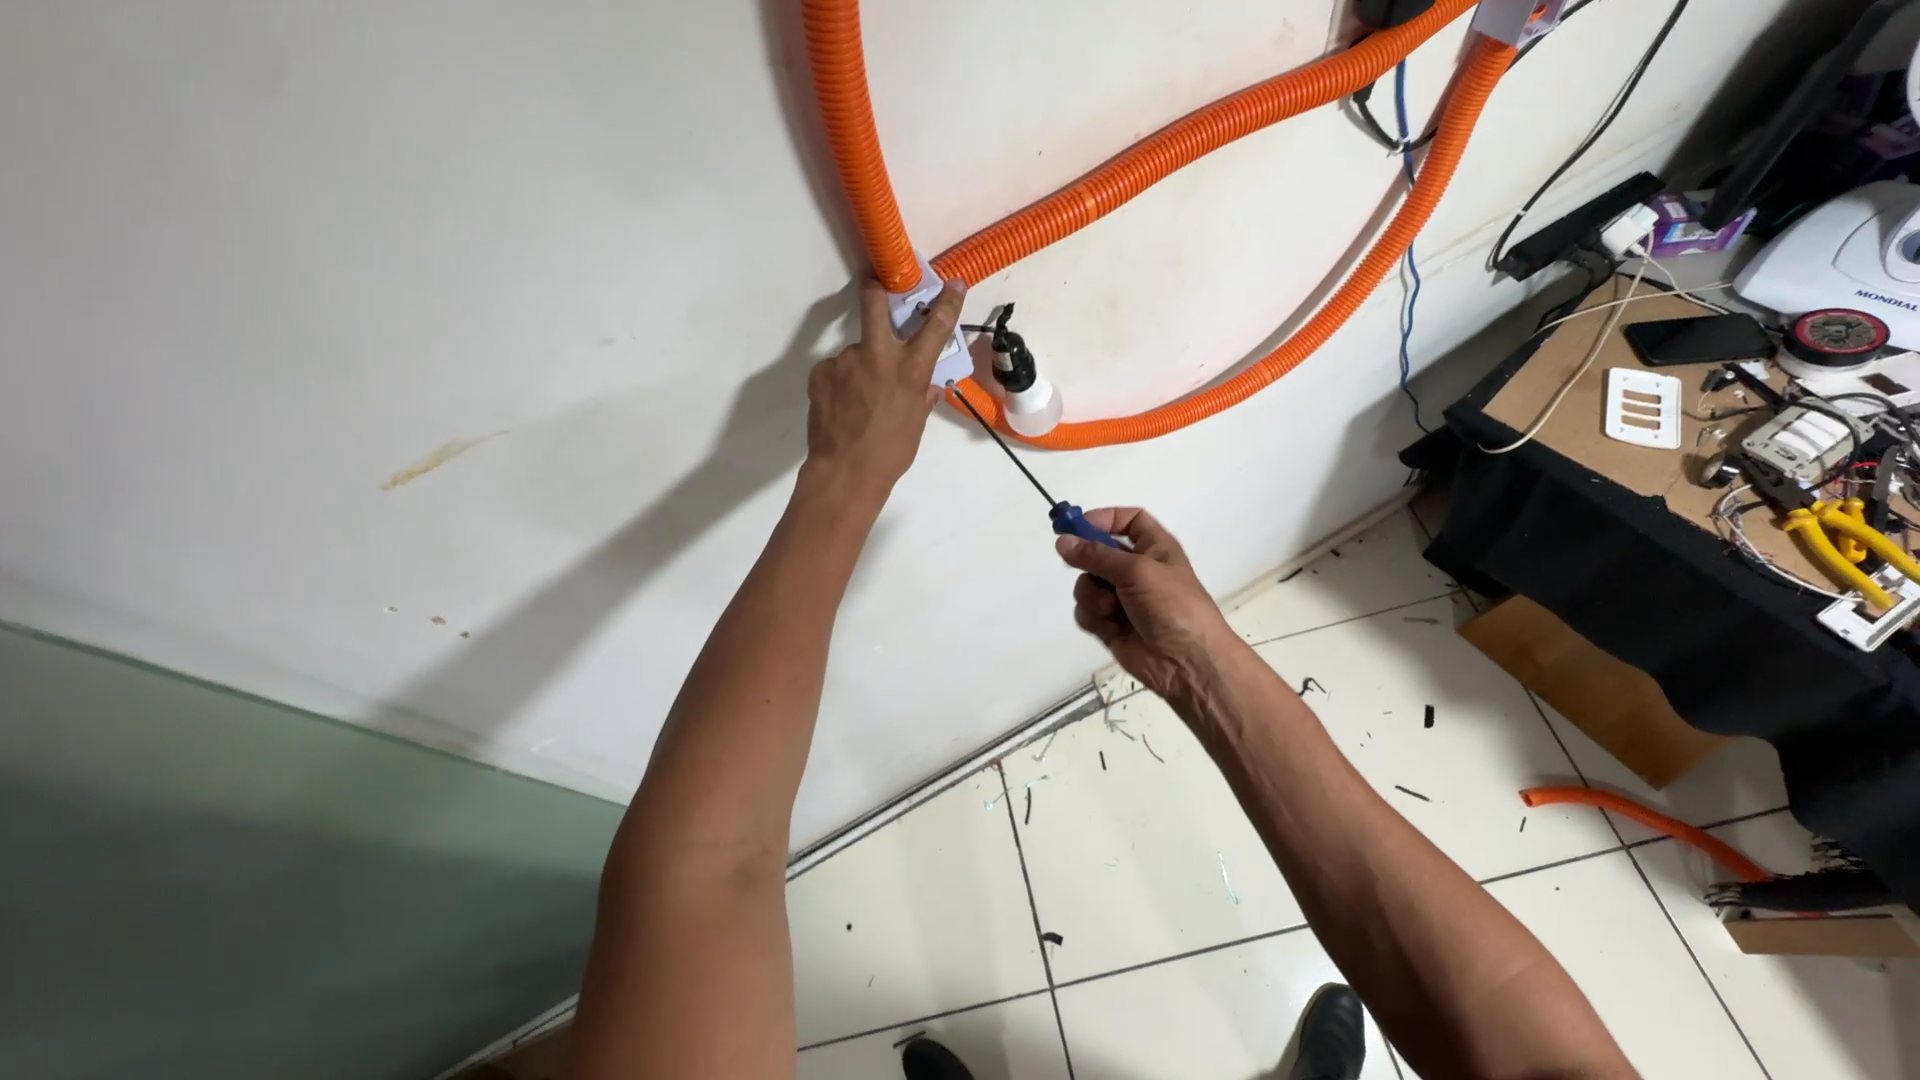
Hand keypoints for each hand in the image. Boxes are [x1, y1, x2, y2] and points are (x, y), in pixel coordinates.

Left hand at [800, 277, 965, 501]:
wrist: (846, 471)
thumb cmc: (891, 453)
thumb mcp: (916, 424)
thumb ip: (921, 398)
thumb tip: (929, 387)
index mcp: (911, 369)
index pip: (937, 326)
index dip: (948, 301)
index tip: (953, 281)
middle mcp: (878, 355)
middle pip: (874, 302)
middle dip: (875, 288)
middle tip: (873, 284)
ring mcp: (846, 360)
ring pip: (855, 354)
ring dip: (858, 368)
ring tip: (856, 401)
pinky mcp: (820, 372)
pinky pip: (835, 372)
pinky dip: (840, 385)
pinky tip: (841, 408)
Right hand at [1055, 508, 1240, 703]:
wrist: (1186, 661)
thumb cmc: (1172, 605)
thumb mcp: (1137, 571)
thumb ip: (1096, 555)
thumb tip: (1062, 541)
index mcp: (1154, 548)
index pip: (1128, 520)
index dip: (1104, 519)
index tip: (1077, 526)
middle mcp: (1137, 569)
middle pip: (1098, 553)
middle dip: (1089, 562)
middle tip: (1082, 566)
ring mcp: (1122, 598)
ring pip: (1087, 584)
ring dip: (1092, 595)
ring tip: (1111, 609)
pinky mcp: (1110, 624)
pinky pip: (1086, 611)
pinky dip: (1093, 616)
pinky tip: (1109, 626)